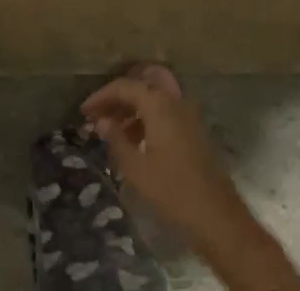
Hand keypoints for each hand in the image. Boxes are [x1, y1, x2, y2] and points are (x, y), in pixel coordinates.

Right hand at [80, 76, 250, 247]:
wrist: (216, 215)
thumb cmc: (171, 190)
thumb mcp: (135, 167)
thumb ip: (116, 138)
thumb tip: (101, 121)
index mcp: (159, 104)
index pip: (124, 86)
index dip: (101, 96)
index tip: (83, 112)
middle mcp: (175, 100)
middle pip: (142, 84)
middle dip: (119, 96)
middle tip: (99, 113)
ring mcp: (188, 114)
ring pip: (155, 97)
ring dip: (133, 107)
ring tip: (112, 129)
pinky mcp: (194, 129)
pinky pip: (166, 111)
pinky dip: (148, 116)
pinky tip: (135, 139)